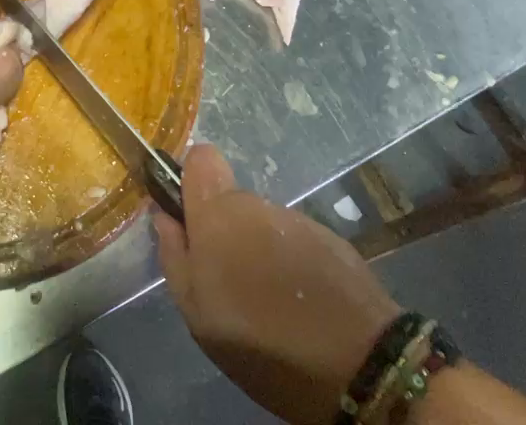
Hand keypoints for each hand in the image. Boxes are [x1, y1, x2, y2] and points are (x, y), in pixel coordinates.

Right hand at [155, 145, 401, 424]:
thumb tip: (165, 217)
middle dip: (224, 231)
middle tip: (227, 283)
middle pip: (229, 200)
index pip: (199, 158)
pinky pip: (293, 241)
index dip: (191, 182)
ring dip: (257, 249)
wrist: (360, 367)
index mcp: (217, 215)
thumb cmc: (261, 344)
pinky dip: (289, 263)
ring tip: (266, 301)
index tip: (189, 220)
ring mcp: (298, 220)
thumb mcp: (198, 315)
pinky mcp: (331, 239)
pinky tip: (298, 303)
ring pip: (262, 223)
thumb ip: (175, 257)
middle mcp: (257, 205)